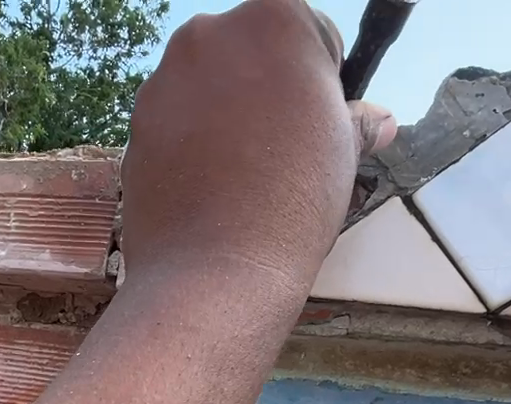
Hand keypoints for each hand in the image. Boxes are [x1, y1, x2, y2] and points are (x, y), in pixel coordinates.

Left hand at [119, 0, 396, 300]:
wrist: (214, 272)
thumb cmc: (292, 204)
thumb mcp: (342, 154)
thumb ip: (353, 122)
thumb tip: (378, 122)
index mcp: (272, 18)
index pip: (309, 35)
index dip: (318, 83)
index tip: (314, 126)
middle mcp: (205, 37)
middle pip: (246, 58)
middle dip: (261, 96)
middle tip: (275, 155)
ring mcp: (160, 86)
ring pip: (202, 94)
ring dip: (220, 123)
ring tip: (235, 181)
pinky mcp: (132, 134)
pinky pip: (170, 132)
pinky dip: (185, 153)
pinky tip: (202, 194)